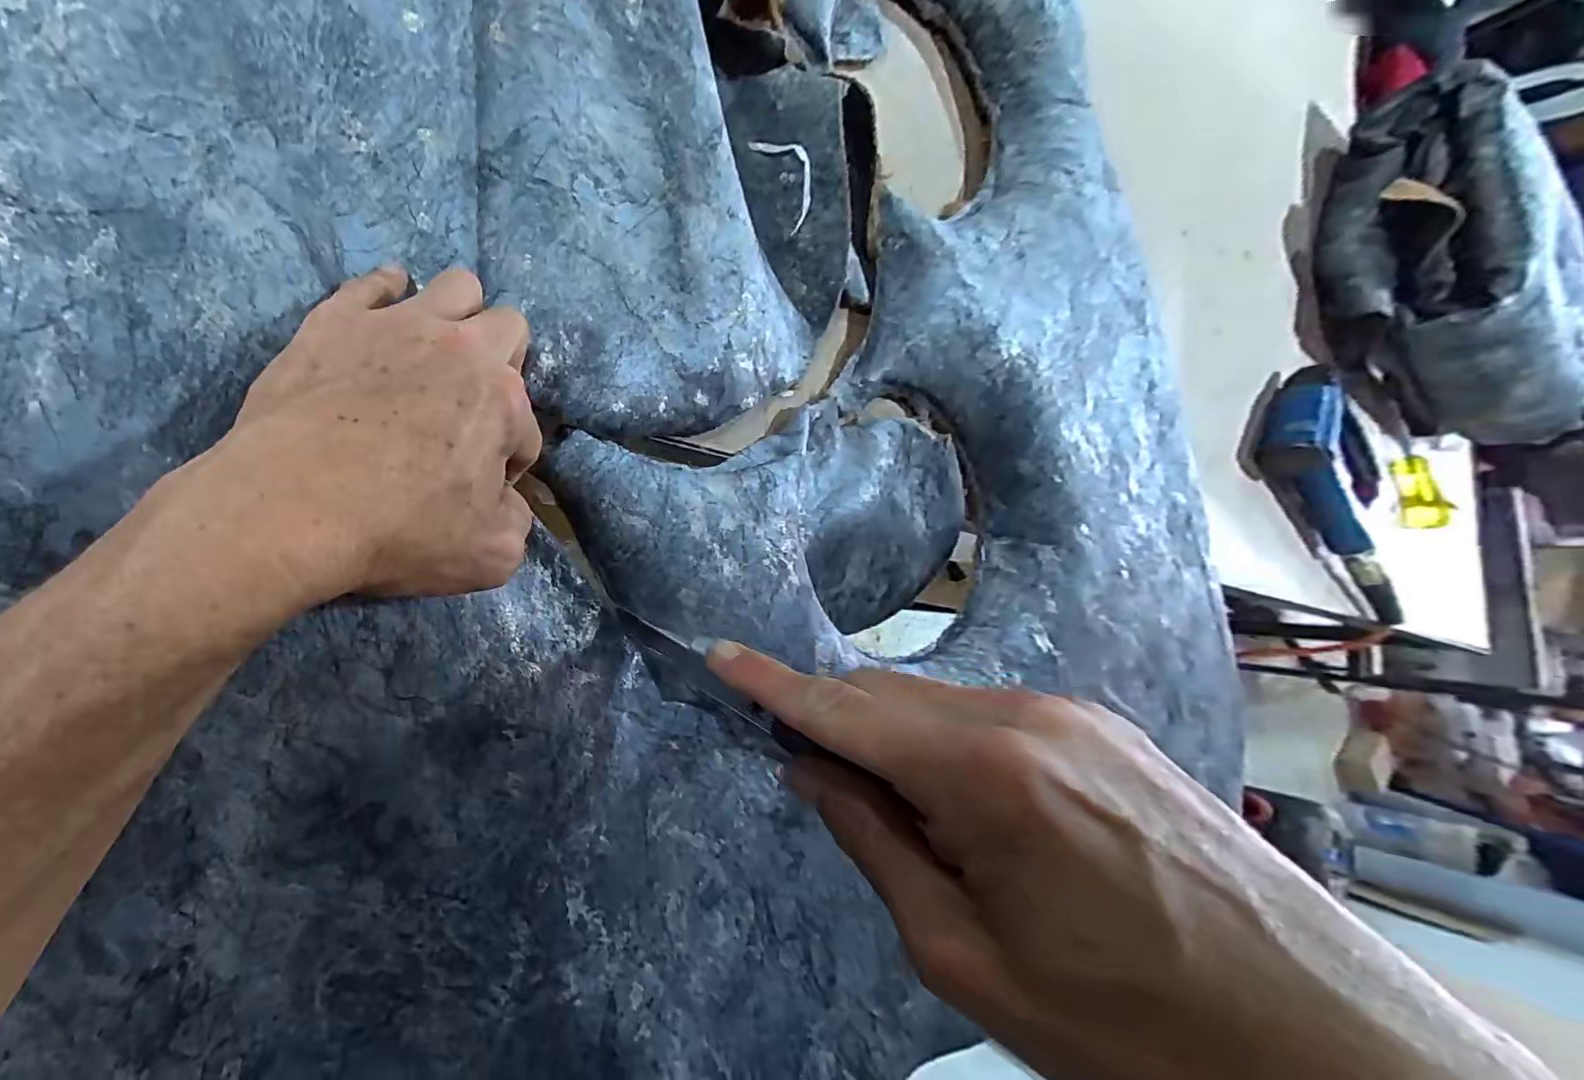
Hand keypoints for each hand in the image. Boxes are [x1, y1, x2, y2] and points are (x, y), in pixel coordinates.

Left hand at [138, 265, 540, 637]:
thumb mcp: (491, 554)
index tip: (477, 486)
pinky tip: (386, 307)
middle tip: (472, 409)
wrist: (290, 510)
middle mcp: (461, 348)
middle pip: (509, 327)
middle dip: (506, 366)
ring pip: (457, 286)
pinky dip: (387, 292)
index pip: (525, 430)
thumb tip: (503, 499)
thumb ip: (517, 519)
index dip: (507, 462)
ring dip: (462, 316)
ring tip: (438, 353)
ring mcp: (397, 325)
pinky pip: (374, 283)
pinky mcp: (337, 319)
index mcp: (503, 401)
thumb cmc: (399, 532)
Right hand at [706, 644, 1553, 1079]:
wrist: (1335, 1052)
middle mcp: (1023, 714)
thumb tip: (809, 770)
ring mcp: (1070, 714)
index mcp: (982, 771)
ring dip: (891, 740)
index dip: (772, 683)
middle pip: (885, 698)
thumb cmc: (1127, 1029)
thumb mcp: (963, 957)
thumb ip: (872, 842)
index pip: (842, 710)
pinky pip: (986, 715)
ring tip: (903, 815)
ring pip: (934, 704)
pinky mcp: (1101, 728)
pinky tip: (965, 807)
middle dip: (832, 722)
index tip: (719, 653)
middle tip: (810, 774)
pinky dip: (944, 744)